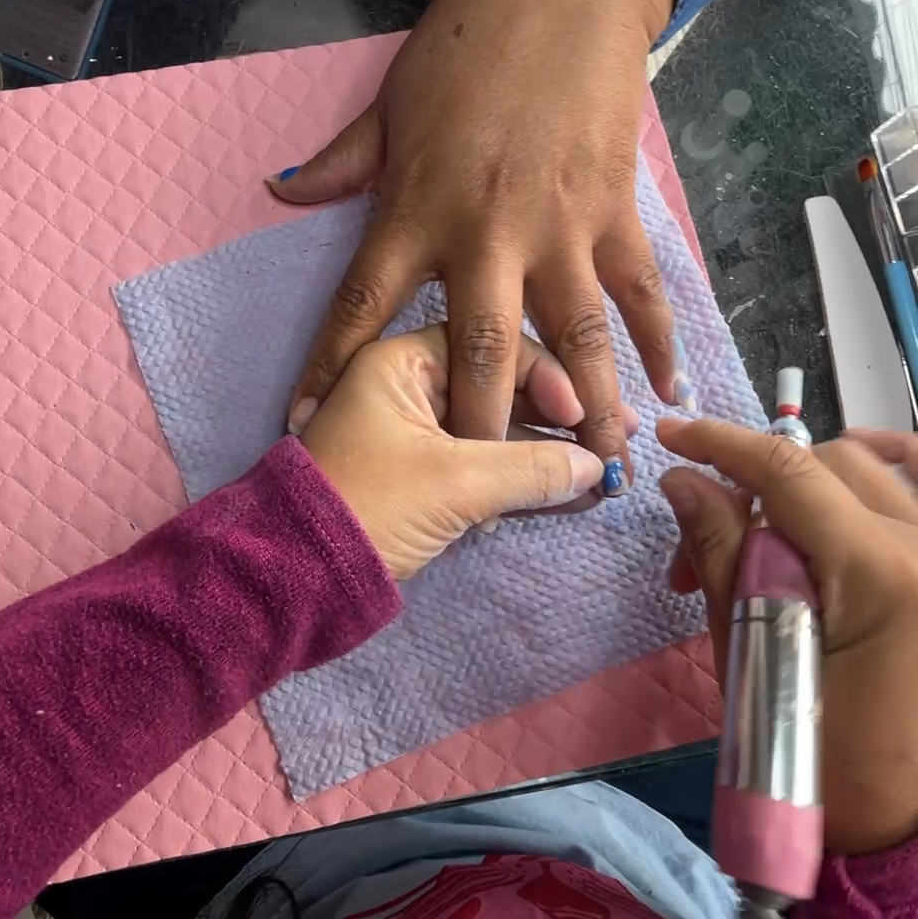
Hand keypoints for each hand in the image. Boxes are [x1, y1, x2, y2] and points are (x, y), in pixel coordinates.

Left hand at [274, 0, 680, 493]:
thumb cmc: (468, 46)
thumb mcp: (389, 104)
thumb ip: (339, 162)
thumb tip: (279, 191)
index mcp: (416, 211)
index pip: (362, 306)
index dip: (328, 369)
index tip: (307, 426)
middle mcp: (484, 232)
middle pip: (479, 349)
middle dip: (481, 422)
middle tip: (484, 480)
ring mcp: (558, 225)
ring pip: (571, 333)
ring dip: (587, 401)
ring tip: (601, 461)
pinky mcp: (616, 211)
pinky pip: (639, 288)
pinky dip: (658, 338)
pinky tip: (668, 384)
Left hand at [300, 326, 632, 579]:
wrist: (300, 574)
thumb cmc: (369, 506)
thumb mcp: (453, 482)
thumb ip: (530, 469)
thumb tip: (596, 467)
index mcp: (400, 363)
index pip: (486, 344)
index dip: (542, 374)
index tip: (578, 411)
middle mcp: (409, 386)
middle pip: (499, 386)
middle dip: (559, 416)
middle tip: (618, 432)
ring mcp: (418, 433)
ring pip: (497, 430)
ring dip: (549, 450)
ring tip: (609, 467)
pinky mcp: (424, 475)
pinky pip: (483, 464)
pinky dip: (523, 478)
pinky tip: (574, 490)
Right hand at [657, 421, 917, 855]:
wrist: (881, 789)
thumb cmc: (802, 729)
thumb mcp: (744, 637)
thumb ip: (717, 545)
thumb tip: (681, 477)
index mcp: (877, 572)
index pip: (788, 473)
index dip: (722, 444)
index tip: (669, 434)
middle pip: (818, 464)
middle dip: (748, 483)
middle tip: (701, 538)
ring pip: (860, 465)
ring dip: (795, 481)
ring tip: (756, 528)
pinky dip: (895, 457)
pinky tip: (856, 453)